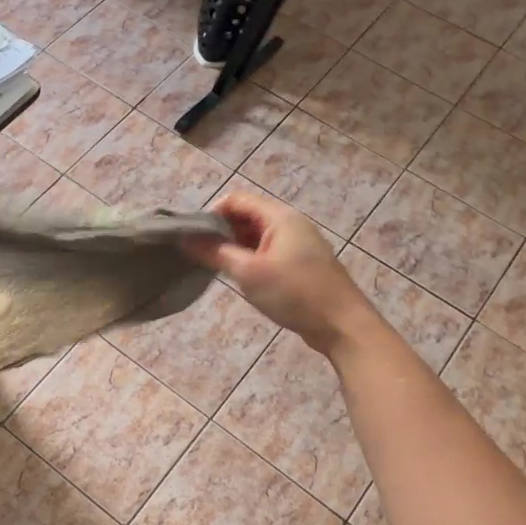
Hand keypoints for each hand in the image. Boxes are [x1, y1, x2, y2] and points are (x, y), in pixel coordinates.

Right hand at [184, 190, 378, 355]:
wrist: (341, 324)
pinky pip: (266, 251)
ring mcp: (296, 243)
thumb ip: (215, 252)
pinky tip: (238, 277)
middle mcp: (289, 223)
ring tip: (213, 267)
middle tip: (199, 255)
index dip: (211, 214)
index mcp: (279, 217)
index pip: (236, 200)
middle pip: (246, 215)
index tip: (194, 238)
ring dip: (233, 247)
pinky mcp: (298, 263)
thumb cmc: (294, 293)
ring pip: (255, 235)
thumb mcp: (248, 272)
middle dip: (220, 231)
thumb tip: (185, 239)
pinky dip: (248, 258)